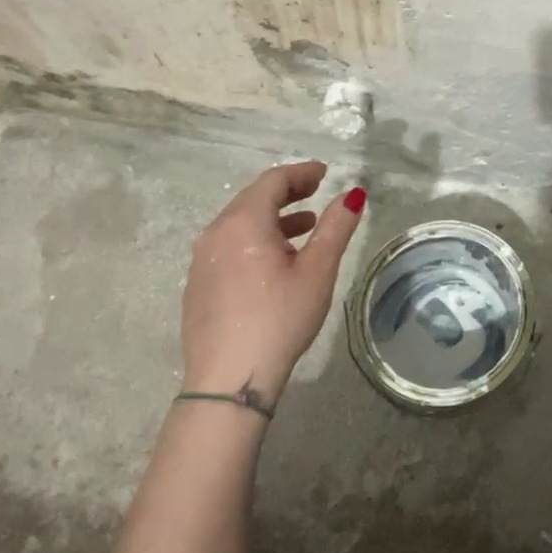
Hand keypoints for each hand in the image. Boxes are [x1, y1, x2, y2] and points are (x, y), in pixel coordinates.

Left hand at [180, 161, 365, 408]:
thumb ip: (336, 228)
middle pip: (252, 199)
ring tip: (304, 227)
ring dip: (272, 219)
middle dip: (286, 193)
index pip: (273, 181)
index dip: (301, 172)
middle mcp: (215, 233)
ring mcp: (201, 261)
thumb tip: (353, 194)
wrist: (228, 379)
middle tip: (315, 192)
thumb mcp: (317, 271)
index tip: (324, 173)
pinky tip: (274, 263)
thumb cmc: (280, 318)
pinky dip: (254, 241)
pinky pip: (228, 247)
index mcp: (243, 222)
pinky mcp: (198, 286)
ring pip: (239, 225)